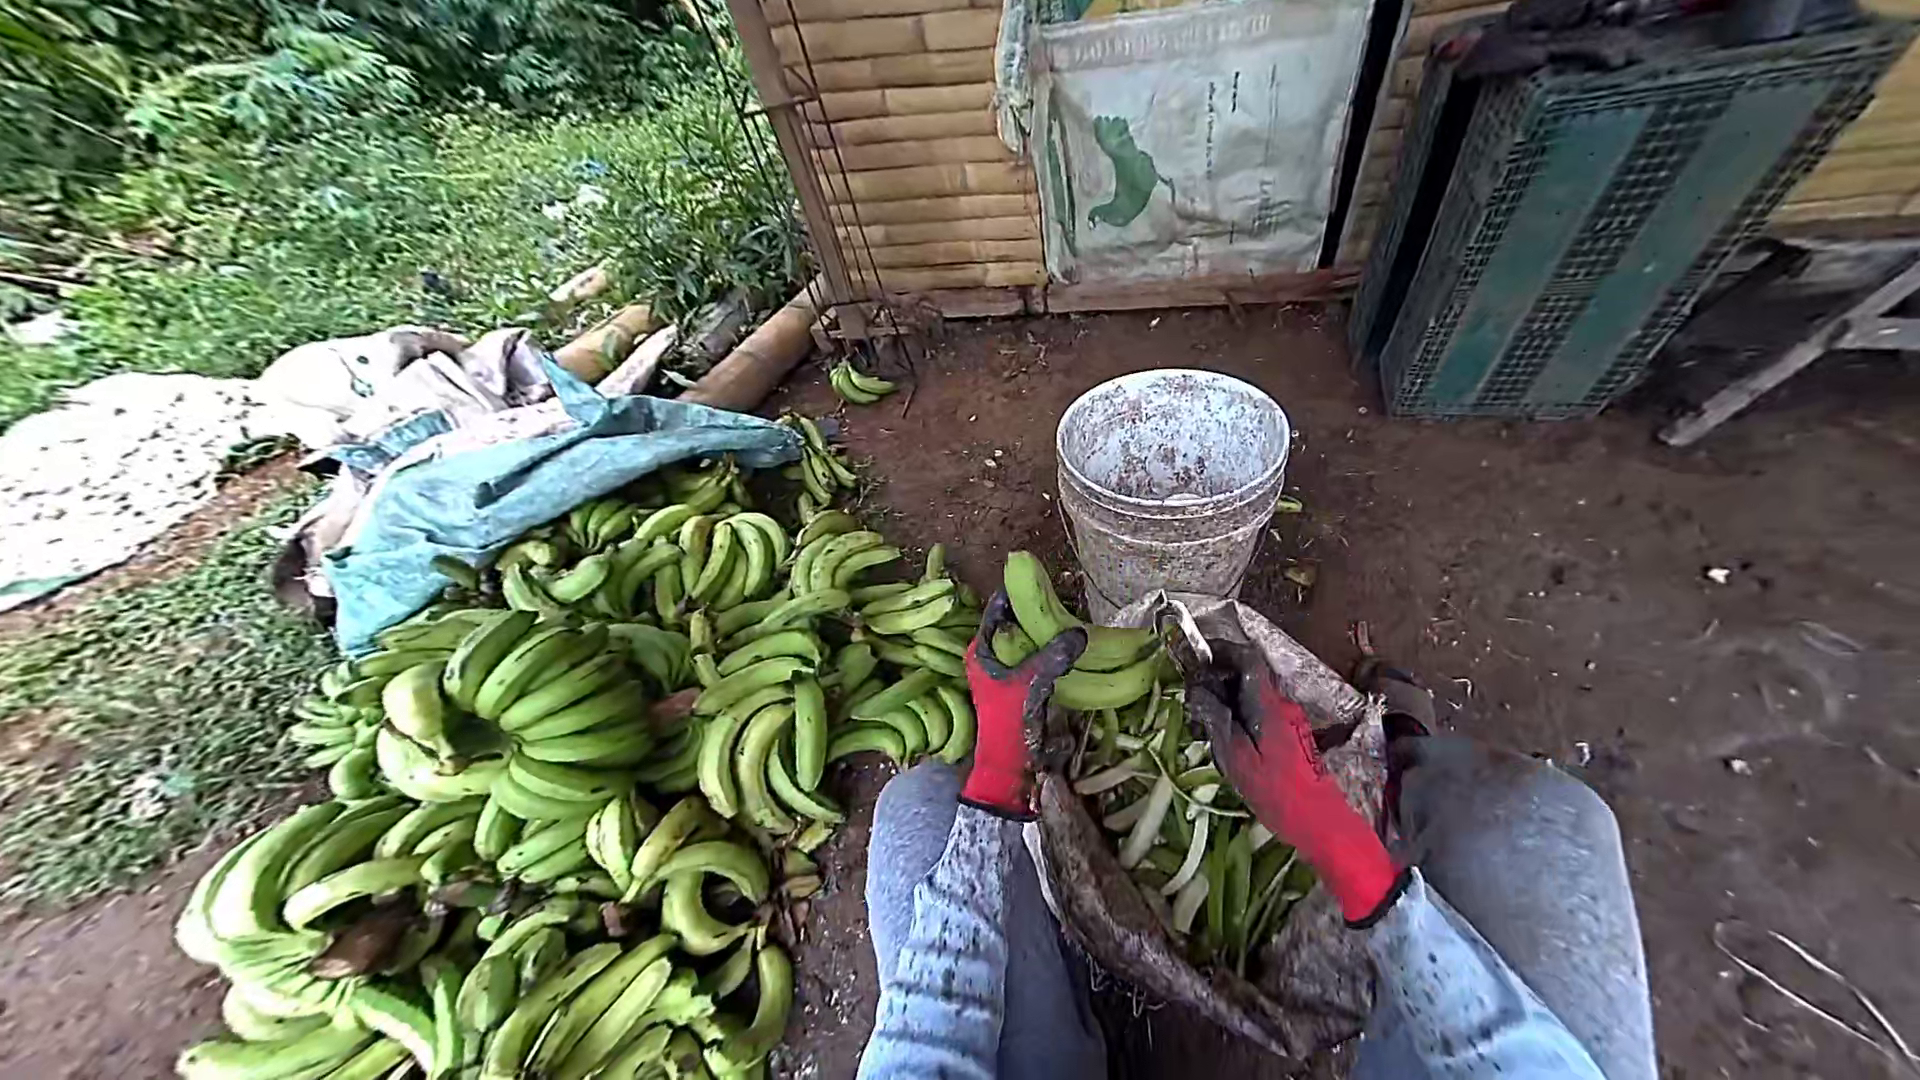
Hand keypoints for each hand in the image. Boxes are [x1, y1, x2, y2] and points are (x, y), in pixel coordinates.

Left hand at [959, 590, 1086, 819]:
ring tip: (1071, 615)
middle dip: (1036, 610)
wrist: (1008, 768)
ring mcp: (1005, 671)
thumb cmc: (1008, 723)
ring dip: (1045, 630)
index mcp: (981, 650)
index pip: (997, 610)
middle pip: (1014, 622)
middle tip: (1064, 596)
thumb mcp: (1030, 685)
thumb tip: (1079, 632)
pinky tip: (1070, 643)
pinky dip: (1050, 649)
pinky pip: (1036, 657)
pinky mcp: (1020, 684)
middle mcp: (990, 656)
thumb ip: (1053, 656)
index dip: (1015, 592)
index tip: (1039, 577)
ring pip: (1026, 640)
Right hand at [1189, 643, 1406, 924]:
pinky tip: (1227, 742)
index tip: (1197, 657)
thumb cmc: (1280, 796)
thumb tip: (1198, 687)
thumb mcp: (1238, 760)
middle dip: (1217, 681)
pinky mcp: (1293, 735)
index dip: (1221, 650)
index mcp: (1269, 707)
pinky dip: (1239, 717)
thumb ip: (1218, 720)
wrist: (1327, 829)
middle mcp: (1283, 706)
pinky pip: (1260, 713)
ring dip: (1227, 702)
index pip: (1247, 659)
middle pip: (1247, 676)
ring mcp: (1291, 720)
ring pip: (1252, 696)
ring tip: (1205, 727)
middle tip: (1194, 701)